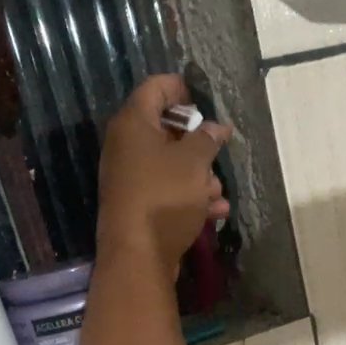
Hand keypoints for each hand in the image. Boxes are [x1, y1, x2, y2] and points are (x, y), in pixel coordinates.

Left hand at [96, 75, 232, 273]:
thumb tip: (216, 128)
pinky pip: (167, 193)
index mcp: (133, 123)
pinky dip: (190, 198)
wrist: (137, 256)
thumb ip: (207, 139)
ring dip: (198, 176)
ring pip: (169, 166)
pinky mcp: (138, 208)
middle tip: (217, 151)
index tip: (204, 98)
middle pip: (164, 130)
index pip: (155, 88)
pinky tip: (215, 213)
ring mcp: (130, 179)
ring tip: (218, 192)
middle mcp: (126, 147)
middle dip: (196, 142)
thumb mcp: (194, 162)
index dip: (180, 88)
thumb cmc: (164, 197)